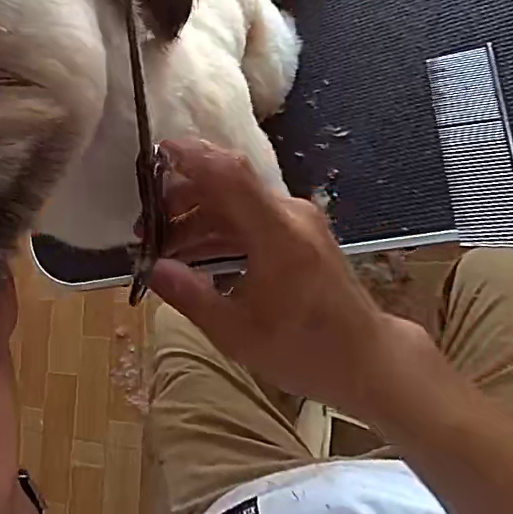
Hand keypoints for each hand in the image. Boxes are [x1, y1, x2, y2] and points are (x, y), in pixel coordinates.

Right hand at [148, 138, 449, 424]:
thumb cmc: (305, 351)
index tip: (155, 153)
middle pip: (227, 184)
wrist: (367, 359)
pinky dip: (218, 228)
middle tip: (145, 226)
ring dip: (196, 216)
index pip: (231, 174)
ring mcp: (297, 221)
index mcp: (278, 235)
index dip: (192, 157)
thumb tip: (152, 268)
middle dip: (181, 197)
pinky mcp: (298, 232)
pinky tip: (192, 251)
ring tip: (162, 243)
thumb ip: (191, 296)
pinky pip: (249, 217)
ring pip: (235, 202)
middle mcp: (290, 216)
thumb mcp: (238, 334)